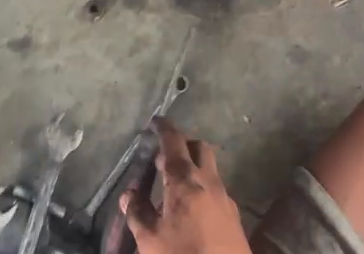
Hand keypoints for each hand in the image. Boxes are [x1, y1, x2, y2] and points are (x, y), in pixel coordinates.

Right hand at [121, 119, 252, 253]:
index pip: (175, 141)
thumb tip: (128, 194)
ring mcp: (226, 198)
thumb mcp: (151, 241)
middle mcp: (209, 181)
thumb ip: (138, 214)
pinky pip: (217, 190)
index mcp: (186, 180)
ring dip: (194, 168)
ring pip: (210, 169)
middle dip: (183, 146)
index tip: (155, 121)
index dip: (164, 128)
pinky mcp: (234, 216)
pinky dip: (203, 188)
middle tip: (163, 159)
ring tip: (174, 188)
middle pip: (199, 148)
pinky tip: (191, 210)